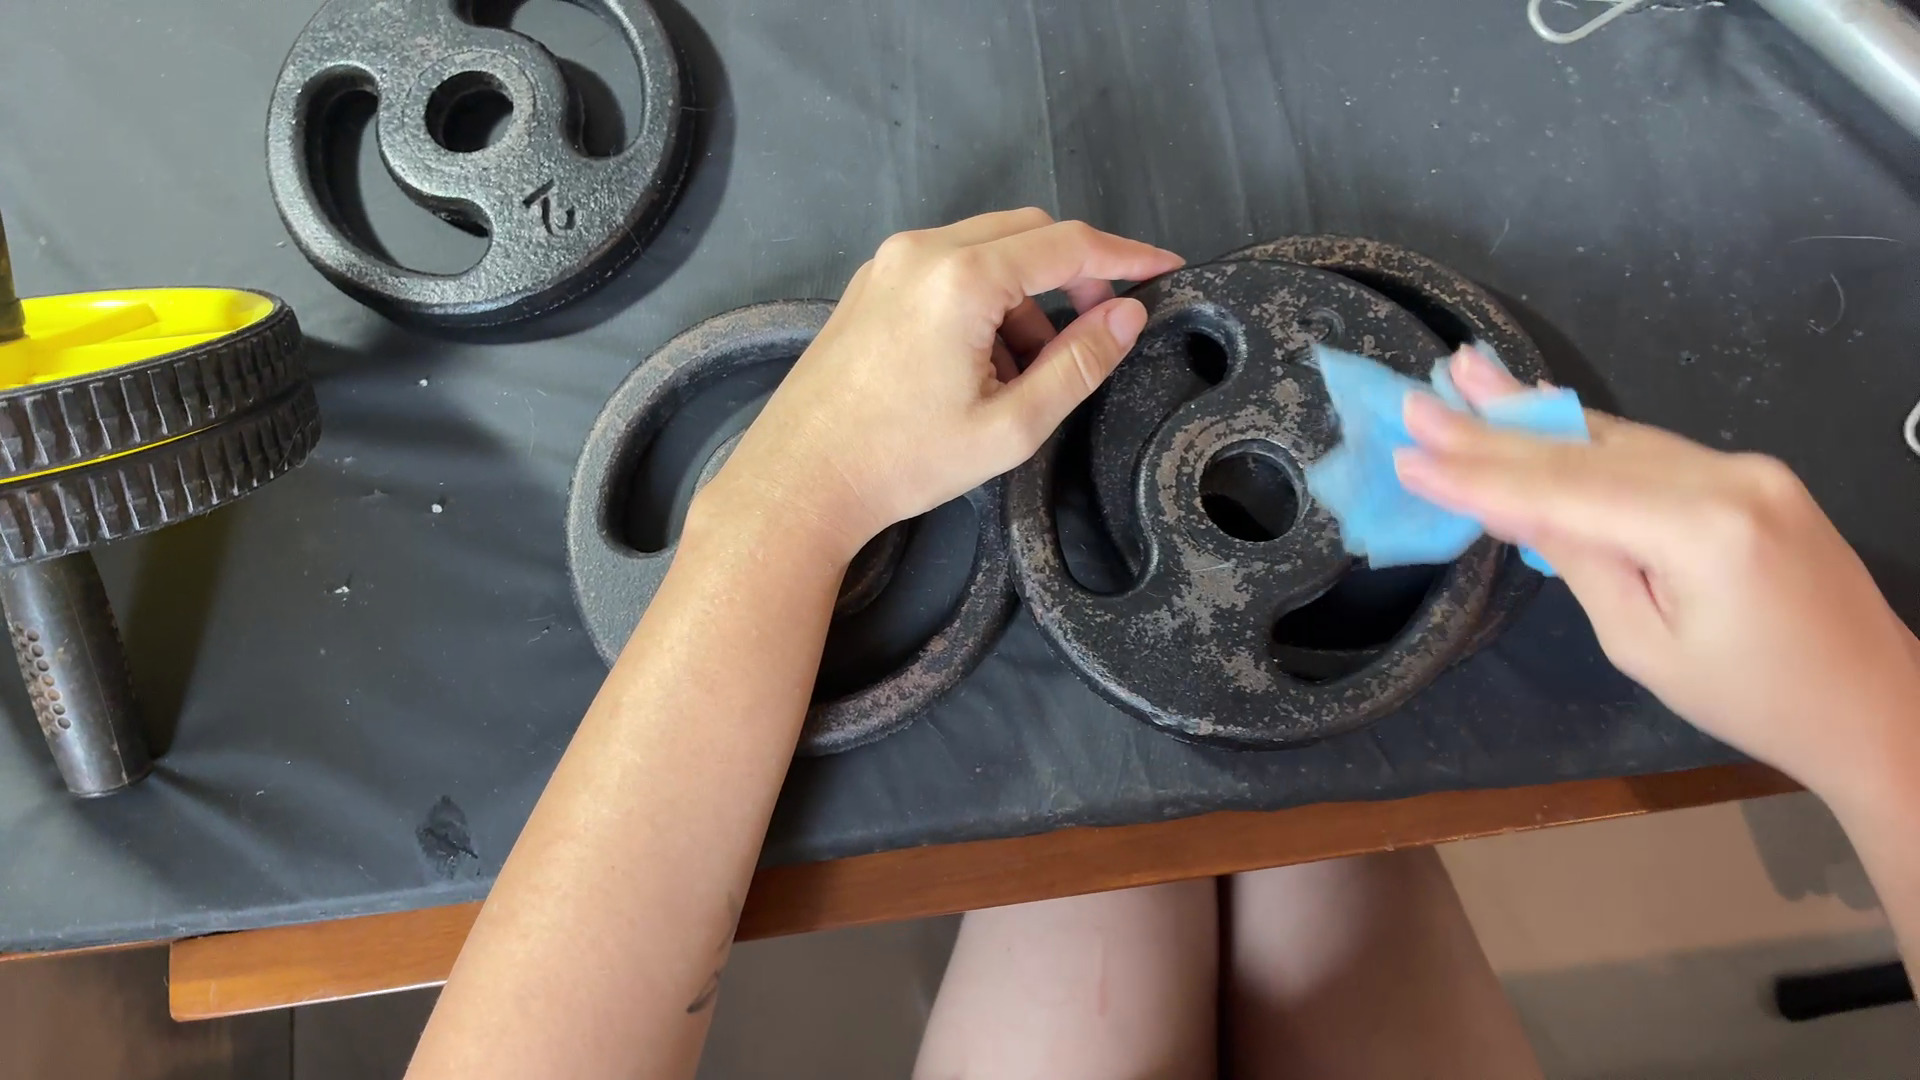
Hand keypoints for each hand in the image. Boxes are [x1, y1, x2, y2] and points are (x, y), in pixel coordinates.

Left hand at [710, 208, 1182, 557]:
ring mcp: (887, 263)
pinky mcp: (868, 286)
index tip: (1165, 270)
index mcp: (961, 276)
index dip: (1126, 255)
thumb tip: (1128, 315)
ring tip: (1019, 375)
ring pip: (985, 253)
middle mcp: (921, 249)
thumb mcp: (1011, 427)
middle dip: (1072, 277)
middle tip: (1093, 335)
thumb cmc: (905, 462)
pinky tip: (976, 364)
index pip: (1067, 244)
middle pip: (1025, 235)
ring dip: (1023, 299)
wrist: (800, 481)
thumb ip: (1078, 365)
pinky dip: (982, 303)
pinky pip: (946, 271)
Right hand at [1395, 347, 1919, 796]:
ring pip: (1605, 436)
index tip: (1407, 456)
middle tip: (1416, 404)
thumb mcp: (1639, 641)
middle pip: (1577, 450)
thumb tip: (1508, 506)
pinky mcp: (1740, 475)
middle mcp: (1726, 478)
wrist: (1880, 707)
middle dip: (1486, 427)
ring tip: (1464, 375)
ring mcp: (1740, 468)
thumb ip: (1578, 559)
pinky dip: (1572, 427)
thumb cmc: (1749, 696)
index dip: (1474, 475)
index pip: (1558, 492)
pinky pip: (1636, 446)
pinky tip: (1532, 399)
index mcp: (1702, 530)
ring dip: (1524, 410)